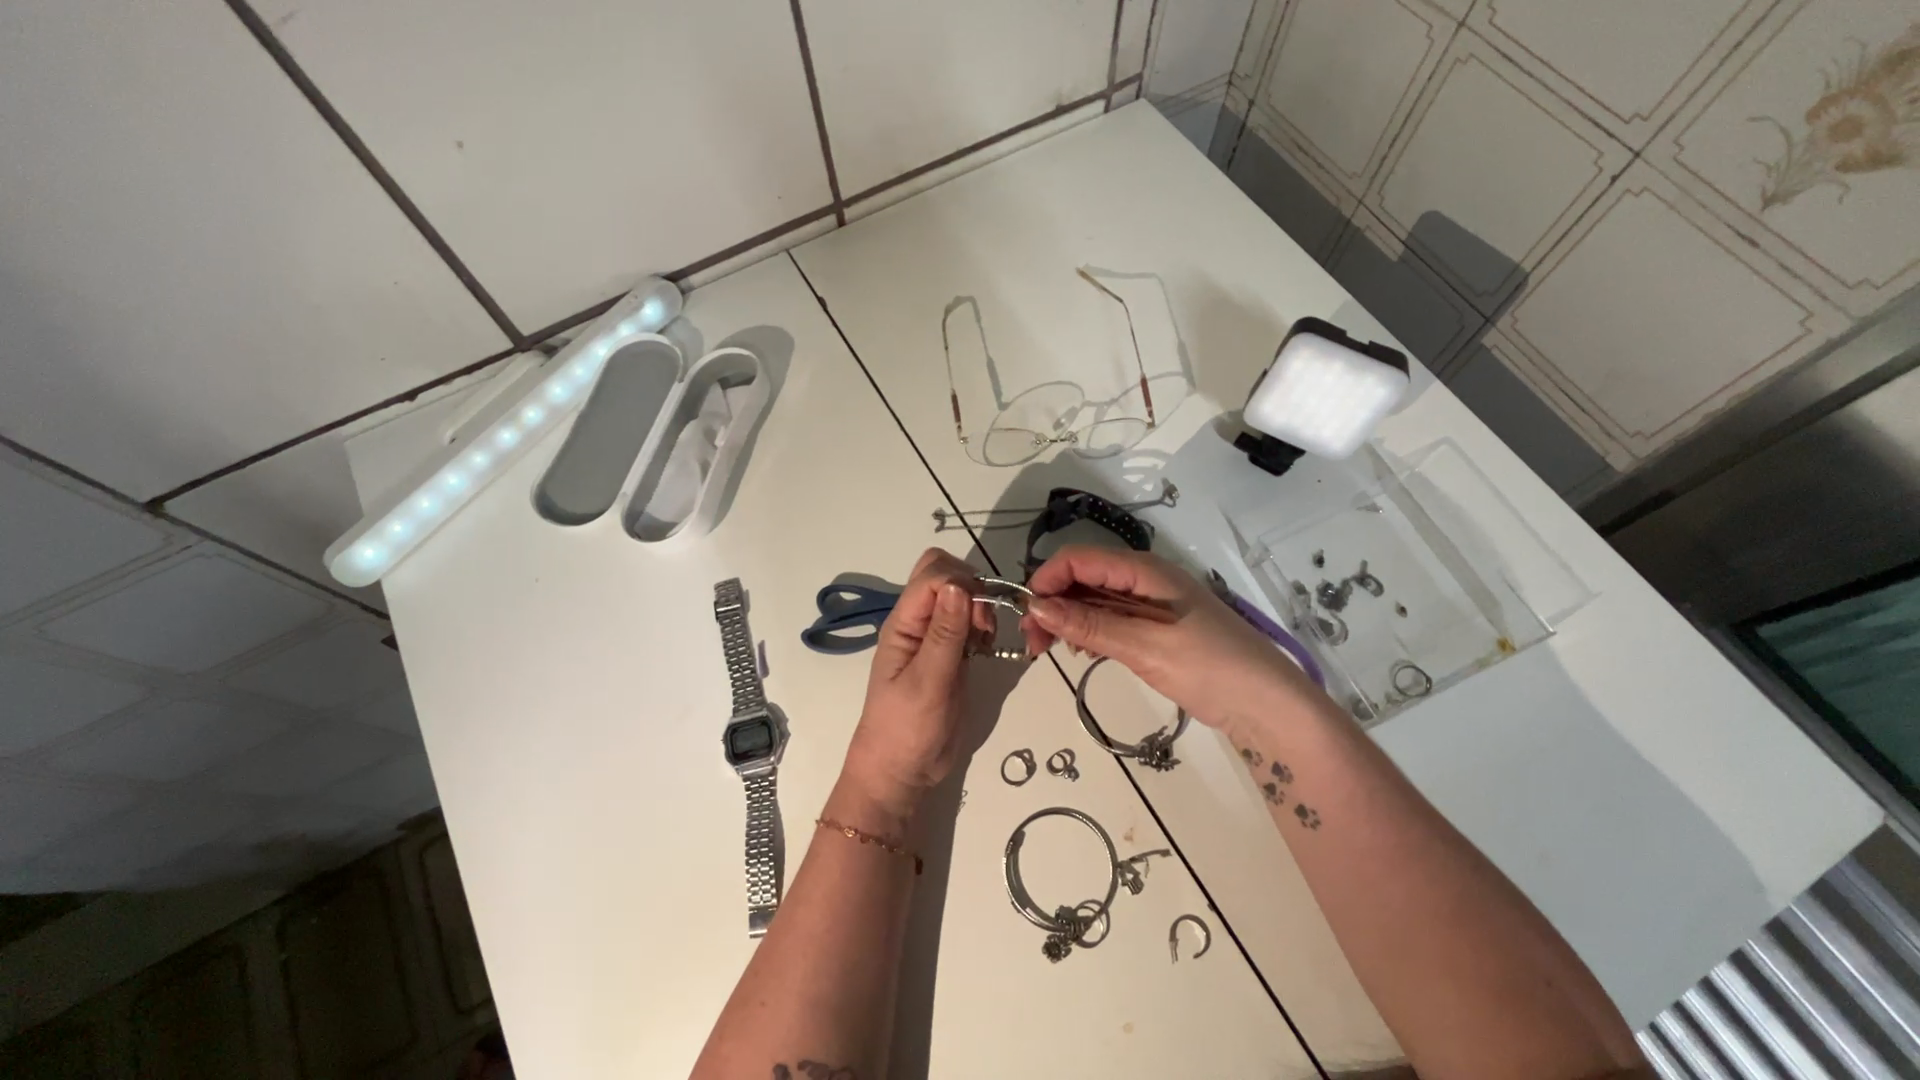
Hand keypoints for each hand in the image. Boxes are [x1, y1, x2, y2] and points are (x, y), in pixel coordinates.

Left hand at [839, 549, 992, 826]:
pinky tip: (986, 650)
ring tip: (986, 642)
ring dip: (980, 607)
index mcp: (903, 624)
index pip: (932, 575)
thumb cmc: (907, 730)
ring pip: (958, 596)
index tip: (980, 619)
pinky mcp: (950, 655)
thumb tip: (958, 585)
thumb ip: (945, 634)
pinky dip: (982, 626)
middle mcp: (917, 624)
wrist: (901, 772)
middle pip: (943, 575)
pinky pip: (967, 622)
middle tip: (984, 627)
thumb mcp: (927, 682)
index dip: (962, 584)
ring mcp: (934, 638)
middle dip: (972, 588)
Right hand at [1021, 546, 1307, 738]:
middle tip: (1033, 645)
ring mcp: (1150, 604)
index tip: (1027, 619)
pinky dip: (1088, 632)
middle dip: (1051, 603)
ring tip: (1050, 652)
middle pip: (1082, 578)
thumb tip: (1037, 606)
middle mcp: (1144, 579)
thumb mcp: (1145, 646)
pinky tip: (1079, 652)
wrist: (1268, 704)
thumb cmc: (1211, 668)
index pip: (1079, 559)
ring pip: (1092, 599)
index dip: (1047, 580)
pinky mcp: (1154, 629)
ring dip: (1066, 619)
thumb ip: (1091, 625)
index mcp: (1145, 570)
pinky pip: (1109, 619)